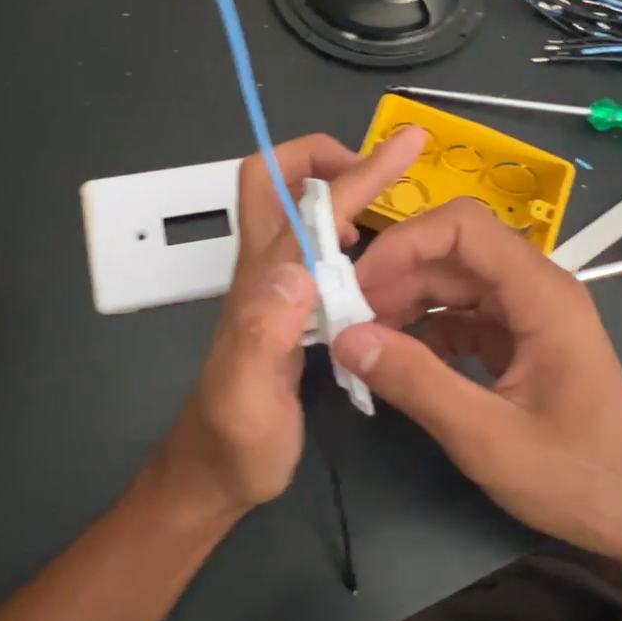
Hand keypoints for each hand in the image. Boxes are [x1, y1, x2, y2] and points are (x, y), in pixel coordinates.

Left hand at [147, 129, 426, 518]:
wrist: (215, 474)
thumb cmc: (235, 443)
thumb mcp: (248, 396)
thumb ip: (264, 332)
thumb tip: (298, 269)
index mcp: (263, 284)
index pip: (309, 211)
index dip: (358, 173)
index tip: (406, 146)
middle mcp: (264, 274)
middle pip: (274, 184)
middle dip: (324, 159)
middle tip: (381, 169)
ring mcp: (272, 292)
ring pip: (293, 214)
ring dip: (336, 190)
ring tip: (386, 200)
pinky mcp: (285, 313)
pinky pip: (311, 250)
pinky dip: (343, 231)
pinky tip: (370, 257)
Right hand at [330, 199, 621, 565]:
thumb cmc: (575, 478)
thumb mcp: (486, 437)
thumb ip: (416, 383)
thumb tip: (345, 338)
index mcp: (542, 295)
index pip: (464, 227)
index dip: (404, 243)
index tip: (356, 285)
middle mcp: (538, 291)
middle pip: (454, 251)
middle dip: (396, 276)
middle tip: (345, 319)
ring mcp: (530, 315)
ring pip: (455, 283)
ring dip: (406, 303)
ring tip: (361, 340)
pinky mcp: (521, 342)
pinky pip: (463, 317)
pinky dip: (425, 331)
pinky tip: (396, 360)